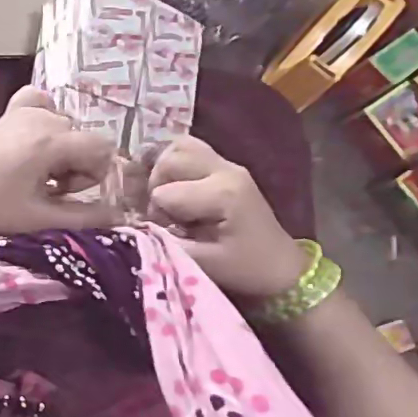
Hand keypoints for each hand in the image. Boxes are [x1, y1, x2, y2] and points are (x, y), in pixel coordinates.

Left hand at [0, 88, 119, 235]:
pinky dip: (44, 124)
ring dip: (60, 151)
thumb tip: (121, 218)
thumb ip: (84, 216)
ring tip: (35, 176)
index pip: (103, 147)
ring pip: (64, 126)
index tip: (73, 195)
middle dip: (77, 167)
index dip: (98, 174)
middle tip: (49, 191)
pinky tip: (31, 147)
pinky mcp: (7, 112)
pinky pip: (40, 104)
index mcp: (51, 141)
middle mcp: (42, 118)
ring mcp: (23, 111)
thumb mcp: (38, 217)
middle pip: (84, 138)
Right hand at [146, 135, 310, 297]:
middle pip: (170, 160)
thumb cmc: (244, 269)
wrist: (279, 267)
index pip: (164, 193)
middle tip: (164, 213)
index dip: (157, 215)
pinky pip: (191, 150)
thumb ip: (166, 244)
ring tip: (168, 195)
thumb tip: (138, 230)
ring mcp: (228, 165)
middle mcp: (225, 170)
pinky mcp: (227, 167)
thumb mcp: (202, 265)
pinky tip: (176, 186)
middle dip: (157, 187)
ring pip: (180, 147)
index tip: (169, 234)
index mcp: (222, 194)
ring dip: (165, 170)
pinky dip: (176, 164)